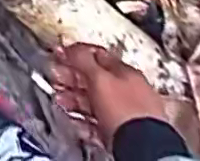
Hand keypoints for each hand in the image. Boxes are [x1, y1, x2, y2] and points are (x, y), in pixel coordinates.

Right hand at [52, 44, 169, 144]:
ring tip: (60, 100)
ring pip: (94, 102)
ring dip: (74, 99)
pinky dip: (84, 119)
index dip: (76, 53)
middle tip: (56, 77)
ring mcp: (129, 115)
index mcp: (128, 73)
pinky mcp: (125, 135)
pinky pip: (99, 122)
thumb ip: (82, 60)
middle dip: (71, 78)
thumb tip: (70, 48)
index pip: (97, 55)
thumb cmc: (125, 111)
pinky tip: (74, 120)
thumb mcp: (99, 78)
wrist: (144, 151)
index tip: (59, 54)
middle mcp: (131, 92)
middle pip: (94, 79)